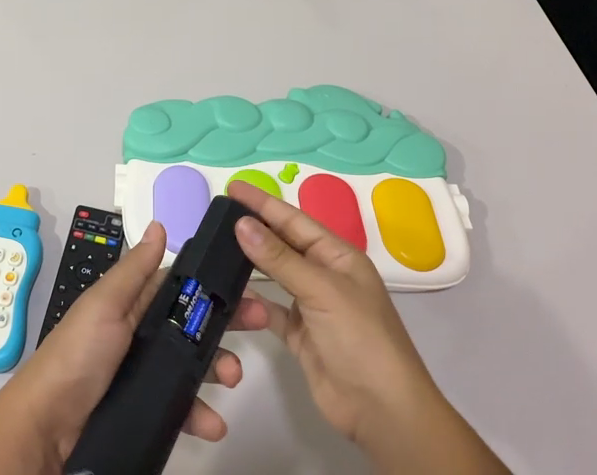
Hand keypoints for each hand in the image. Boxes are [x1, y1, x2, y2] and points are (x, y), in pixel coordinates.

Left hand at [0, 220, 268, 473]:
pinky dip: (201, 413)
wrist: (48, 427)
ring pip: (194, 366)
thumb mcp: (104, 305)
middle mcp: (140, 335)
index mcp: (130, 305)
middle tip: (257, 325)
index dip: (210, 284)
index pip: (179, 287)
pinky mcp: (147, 408)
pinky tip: (212, 422)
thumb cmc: (76, 356)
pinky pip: (183, 407)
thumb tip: (159, 226)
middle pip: (193, 326)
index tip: (245, 284)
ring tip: (230, 379)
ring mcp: (144, 373)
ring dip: (219, 369)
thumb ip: (135, 270)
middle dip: (225, 326)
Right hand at [227, 182, 508, 472]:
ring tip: (215, 248)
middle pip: (283, 244)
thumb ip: (279, 258)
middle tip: (216, 215)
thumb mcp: (322, 290)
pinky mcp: (301, 335)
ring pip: (274, 276)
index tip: (233, 187)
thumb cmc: (360, 338)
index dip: (264, 203)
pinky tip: (230, 294)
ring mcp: (312, 307)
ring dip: (249, 263)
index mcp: (338, 257)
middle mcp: (325, 276)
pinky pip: (271, 310)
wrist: (382, 408)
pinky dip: (253, 302)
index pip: (295, 220)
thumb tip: (242, 224)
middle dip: (254, 228)